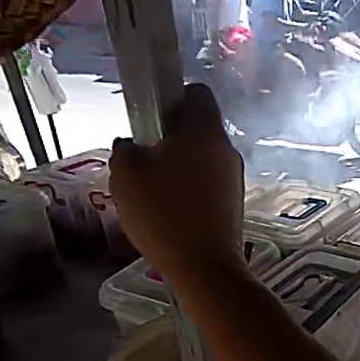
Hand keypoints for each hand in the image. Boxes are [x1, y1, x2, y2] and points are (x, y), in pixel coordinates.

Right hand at [109, 83, 245, 287]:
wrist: (204, 268)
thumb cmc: (163, 216)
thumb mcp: (126, 177)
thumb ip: (125, 151)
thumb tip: (131, 146)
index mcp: (204, 129)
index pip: (195, 92)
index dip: (171, 99)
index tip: (150, 121)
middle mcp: (226, 149)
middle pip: (197, 130)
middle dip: (170, 141)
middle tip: (144, 163)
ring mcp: (234, 179)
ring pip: (202, 161)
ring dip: (179, 170)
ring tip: (154, 195)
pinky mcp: (234, 206)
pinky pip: (208, 187)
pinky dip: (190, 193)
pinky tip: (170, 215)